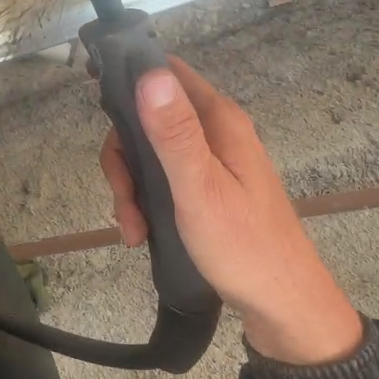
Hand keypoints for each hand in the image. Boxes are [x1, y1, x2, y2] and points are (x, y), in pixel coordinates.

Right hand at [101, 58, 362, 364]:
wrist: (284, 306)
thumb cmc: (243, 246)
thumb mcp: (199, 188)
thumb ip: (174, 132)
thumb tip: (150, 73)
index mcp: (218, 121)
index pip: (166, 71)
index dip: (128, 77)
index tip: (94, 97)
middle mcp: (217, 131)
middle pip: (149, 118)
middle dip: (124, 157)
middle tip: (122, 199)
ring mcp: (214, 160)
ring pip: (151, 152)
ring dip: (132, 187)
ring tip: (133, 228)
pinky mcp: (209, 186)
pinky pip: (164, 178)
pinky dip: (146, 201)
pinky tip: (142, 231)